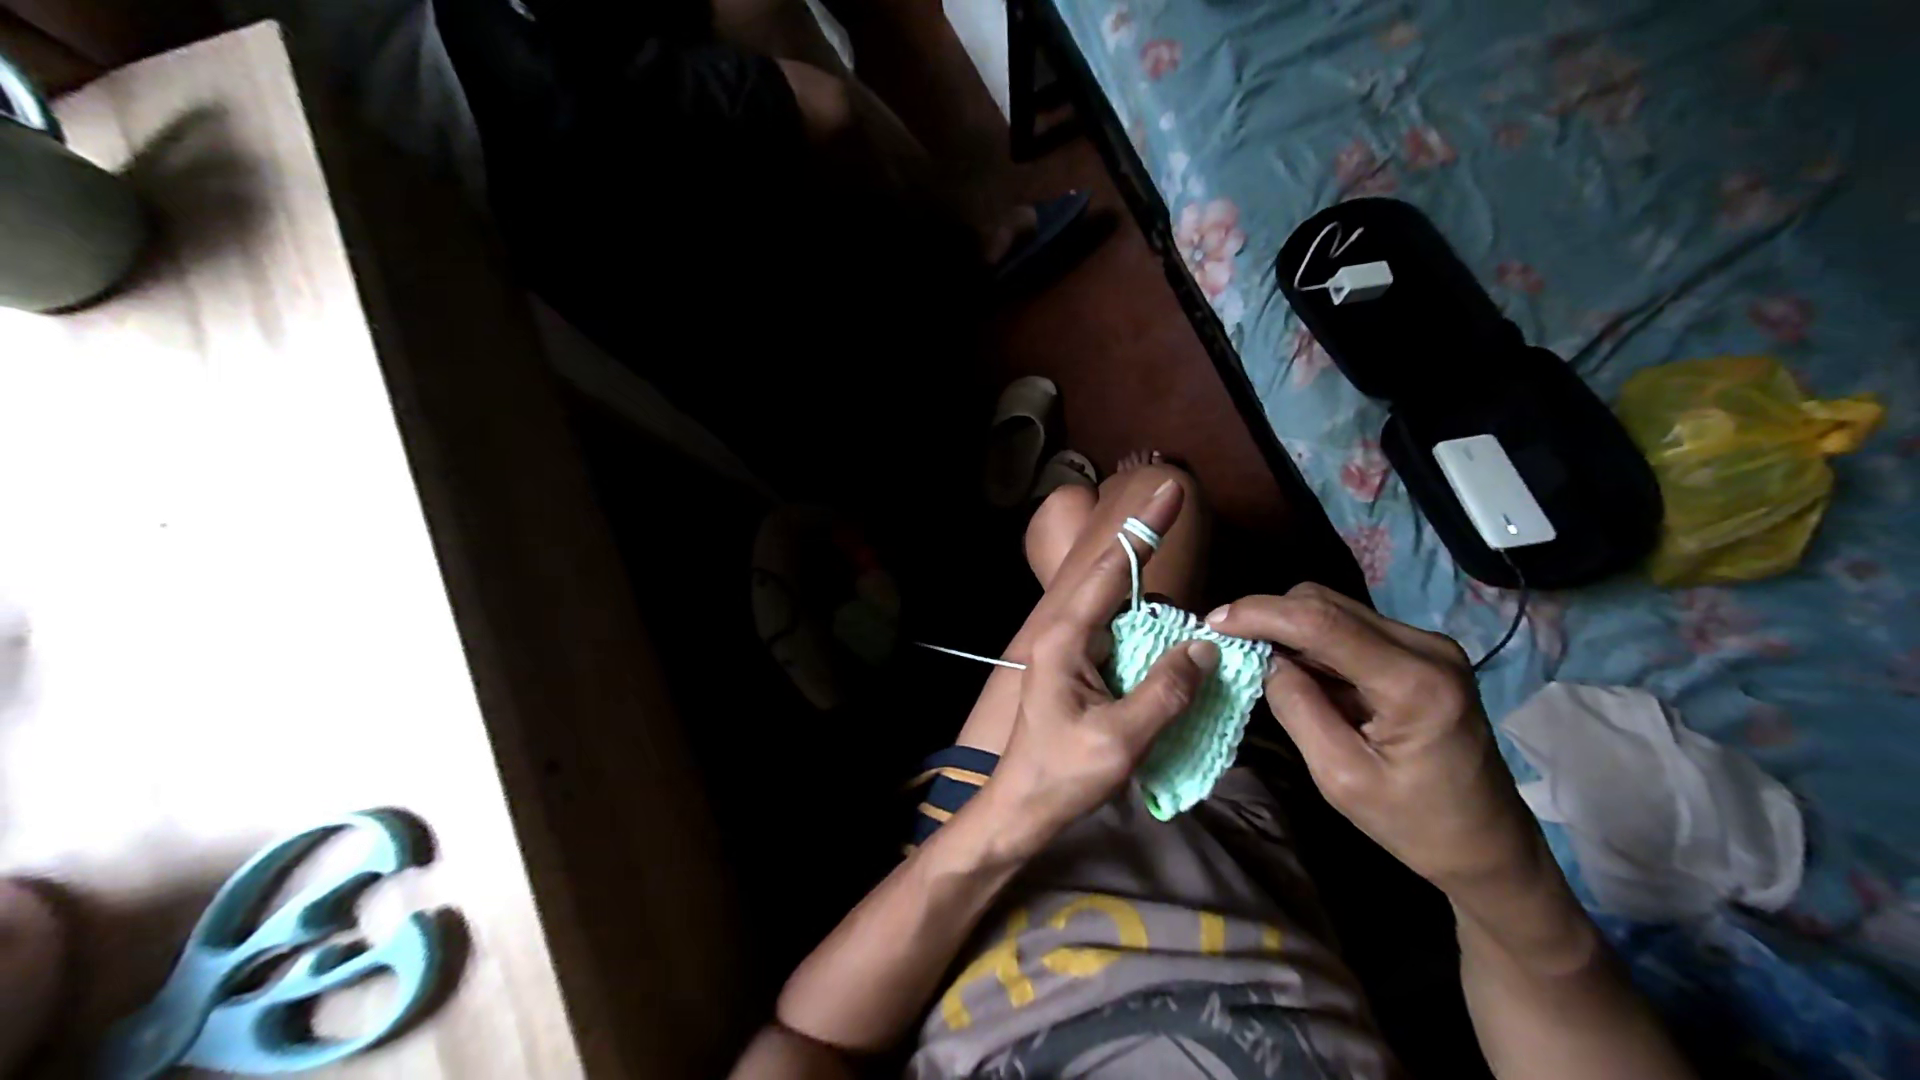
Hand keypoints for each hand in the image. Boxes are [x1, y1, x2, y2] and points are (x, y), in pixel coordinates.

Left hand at [985, 478, 1219, 855]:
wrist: (1025, 805)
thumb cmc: (1064, 774)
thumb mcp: (1121, 738)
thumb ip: (1166, 690)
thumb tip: (1206, 646)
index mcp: (1065, 638)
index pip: (1107, 571)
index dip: (1143, 528)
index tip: (1169, 487)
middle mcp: (1066, 633)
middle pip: (1115, 582)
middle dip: (1149, 551)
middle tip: (1184, 524)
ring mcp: (1073, 650)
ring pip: (1123, 612)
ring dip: (1158, 606)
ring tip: (1192, 606)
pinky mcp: (1084, 668)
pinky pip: (1124, 638)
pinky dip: (1153, 637)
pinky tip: (1179, 647)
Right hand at [1205, 585, 1552, 899]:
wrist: (1489, 845)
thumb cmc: (1415, 825)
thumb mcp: (1340, 776)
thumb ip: (1296, 708)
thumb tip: (1263, 659)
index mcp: (1413, 682)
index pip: (1321, 622)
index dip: (1260, 614)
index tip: (1212, 622)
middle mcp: (1425, 647)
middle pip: (1325, 603)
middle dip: (1269, 617)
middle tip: (1228, 645)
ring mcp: (1426, 646)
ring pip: (1333, 609)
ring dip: (1287, 628)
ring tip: (1256, 659)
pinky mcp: (1418, 653)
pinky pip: (1348, 627)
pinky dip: (1310, 641)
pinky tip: (1295, 669)